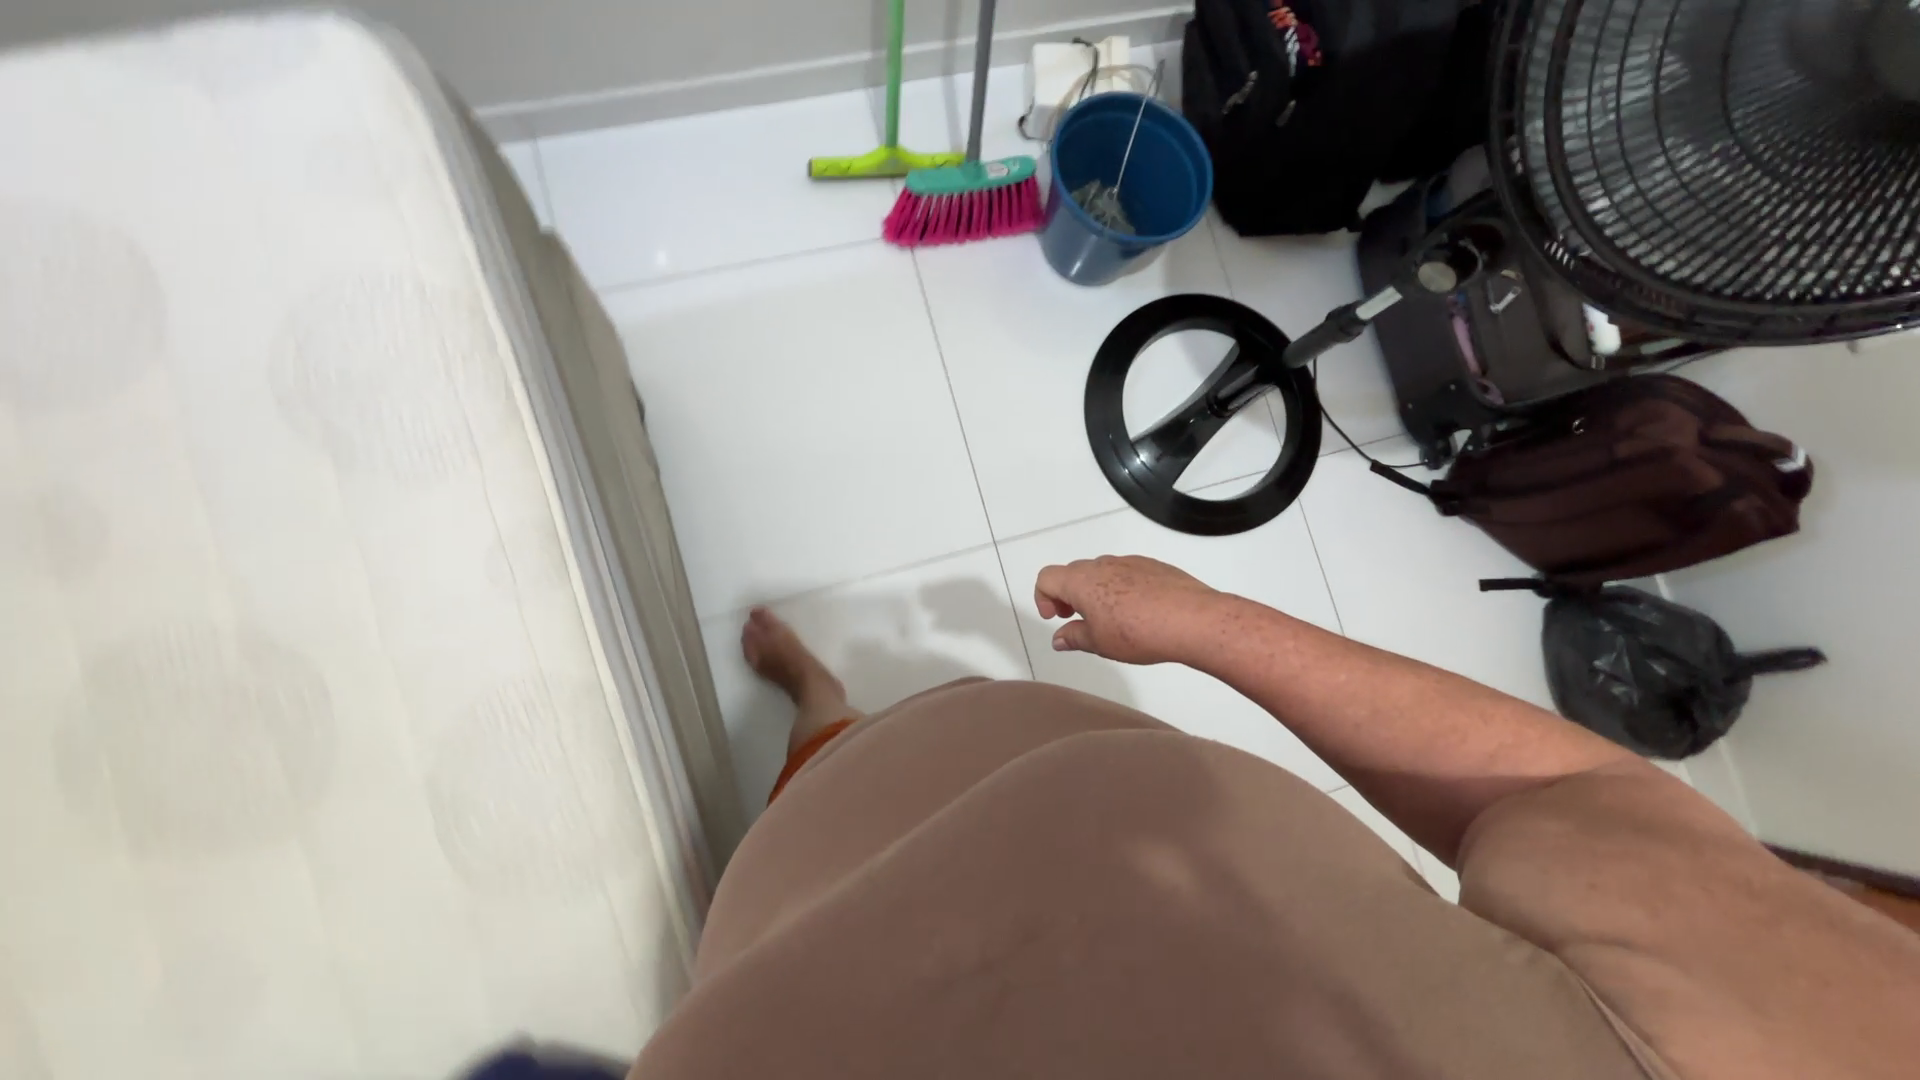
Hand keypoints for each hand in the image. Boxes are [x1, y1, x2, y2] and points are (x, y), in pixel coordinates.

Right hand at [1033, 555, 1222, 664]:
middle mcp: (1102, 564)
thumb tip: (1058, 638)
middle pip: (1073, 573)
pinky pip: (1127, 572)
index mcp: (1082, 581)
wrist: (1192, 619)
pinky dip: (1122, 588)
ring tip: (1113, 619)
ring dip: (1096, 591)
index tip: (1056, 618)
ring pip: (1101, 571)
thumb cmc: (1137, 633)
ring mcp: (1130, 562)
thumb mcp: (1100, 643)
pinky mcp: (1154, 566)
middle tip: (1080, 620)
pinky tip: (1140, 612)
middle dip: (1068, 595)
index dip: (1043, 597)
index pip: (1047, 577)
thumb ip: (1074, 637)